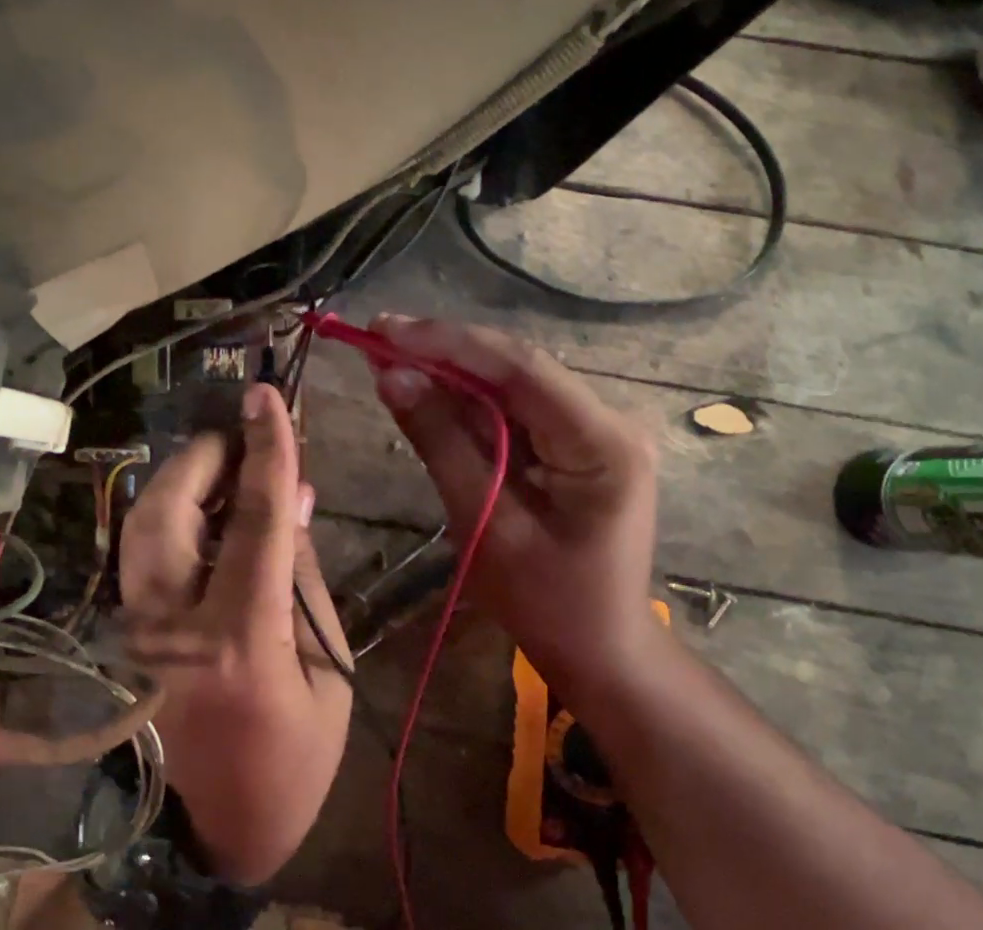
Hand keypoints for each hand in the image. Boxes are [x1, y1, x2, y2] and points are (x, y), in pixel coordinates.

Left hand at [118, 383, 351, 884]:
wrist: (222, 827)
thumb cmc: (295, 761)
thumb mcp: (328, 671)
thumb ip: (304, 576)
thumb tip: (295, 496)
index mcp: (240, 641)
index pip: (256, 521)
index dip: (267, 450)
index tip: (267, 395)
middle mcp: (173, 625)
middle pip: (168, 509)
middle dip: (203, 456)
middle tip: (240, 432)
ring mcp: (136, 629)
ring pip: (139, 524)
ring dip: (179, 480)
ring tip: (224, 465)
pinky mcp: (126, 634)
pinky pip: (140, 552)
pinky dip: (169, 515)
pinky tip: (204, 509)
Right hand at [368, 315, 659, 697]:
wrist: (600, 651)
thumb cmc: (546, 602)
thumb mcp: (485, 524)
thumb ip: (440, 442)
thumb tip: (392, 376)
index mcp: (601, 442)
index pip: (519, 368)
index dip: (447, 341)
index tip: (383, 329)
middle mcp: (607, 421)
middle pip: (515, 367)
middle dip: (443, 350)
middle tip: (375, 338)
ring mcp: (593, 431)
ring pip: (510, 383)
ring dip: (449, 371)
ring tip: (386, 358)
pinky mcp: (574, 444)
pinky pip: (513, 409)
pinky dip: (465, 401)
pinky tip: (424, 390)